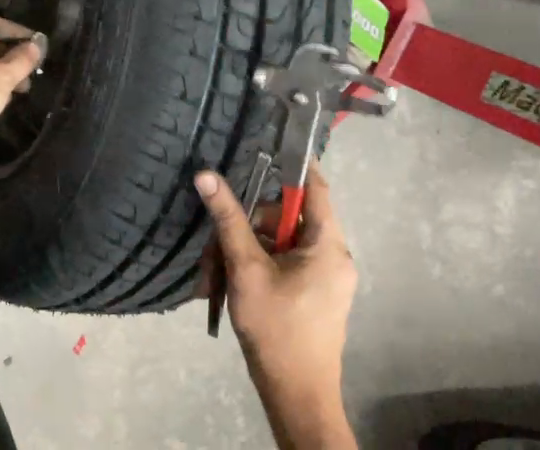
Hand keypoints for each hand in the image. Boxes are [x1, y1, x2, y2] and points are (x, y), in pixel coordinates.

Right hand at [196, 165, 357, 448]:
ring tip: (216, 269)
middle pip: (287, 217)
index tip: (263, 145)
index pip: (316, 189)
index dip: (293, 165)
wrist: (296, 393)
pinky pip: (280, 263)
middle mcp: (333, 258)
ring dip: (244, 247)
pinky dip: (253, 264)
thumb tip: (207, 175)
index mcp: (328, 247)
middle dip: (248, 221)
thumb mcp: (246, 268)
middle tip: (219, 235)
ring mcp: (324, 279)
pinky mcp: (311, 295)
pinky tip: (226, 280)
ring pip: (278, 242)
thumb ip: (228, 220)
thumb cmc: (277, 327)